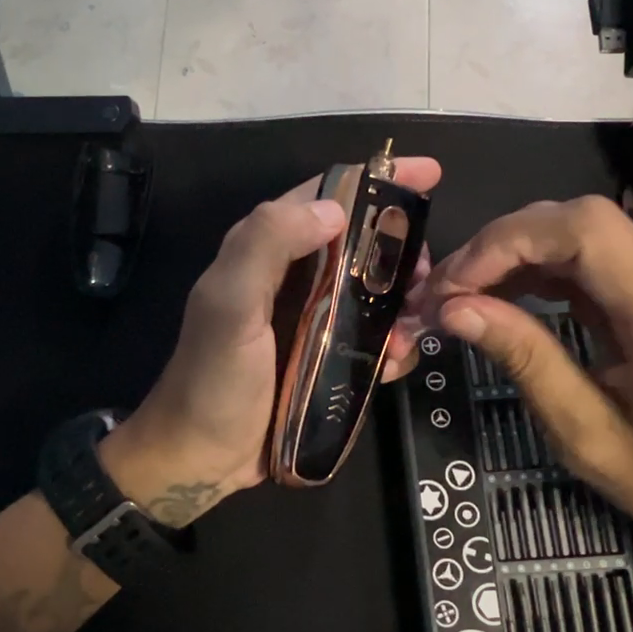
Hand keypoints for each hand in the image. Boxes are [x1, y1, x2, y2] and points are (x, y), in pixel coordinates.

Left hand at [100, 157, 441, 526]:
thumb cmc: (213, 379)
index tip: (431, 175)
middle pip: (358, 243)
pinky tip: (396, 359)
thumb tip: (333, 208)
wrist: (200, 455)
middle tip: (429, 274)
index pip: (325, 195)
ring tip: (418, 323)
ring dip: (402, 301)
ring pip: (371, 291)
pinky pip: (368, 337)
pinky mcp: (323, 358)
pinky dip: (390, 342)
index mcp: (263, 250)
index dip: (376, 180)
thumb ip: (268, 244)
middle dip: (399, 251)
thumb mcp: (231, 304)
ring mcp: (309, 319)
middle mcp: (289, 276)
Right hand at [412, 196, 632, 574]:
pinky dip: (546, 271)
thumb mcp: (589, 437)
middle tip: (442, 296)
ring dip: (515, 257)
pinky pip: (600, 257)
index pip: (583, 228)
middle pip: (578, 220)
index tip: (450, 287)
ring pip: (583, 232)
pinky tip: (506, 298)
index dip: (505, 242)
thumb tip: (454, 309)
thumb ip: (526, 362)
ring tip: (462, 298)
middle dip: (499, 249)